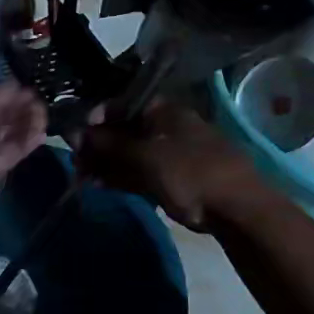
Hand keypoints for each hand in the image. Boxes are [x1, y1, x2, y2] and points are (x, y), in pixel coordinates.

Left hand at [0, 83, 47, 201]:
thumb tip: (20, 86)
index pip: (3, 99)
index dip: (18, 95)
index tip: (33, 93)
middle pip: (13, 115)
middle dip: (28, 109)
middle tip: (40, 107)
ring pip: (18, 132)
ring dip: (32, 124)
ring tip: (41, 120)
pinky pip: (18, 150)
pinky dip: (30, 143)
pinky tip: (40, 134)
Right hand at [76, 100, 266, 232]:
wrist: (237, 209)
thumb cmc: (190, 173)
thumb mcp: (145, 157)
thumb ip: (110, 144)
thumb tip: (76, 131)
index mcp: (165, 111)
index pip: (122, 104)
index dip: (97, 118)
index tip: (77, 138)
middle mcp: (168, 127)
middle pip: (126, 130)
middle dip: (99, 145)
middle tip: (78, 163)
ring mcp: (174, 153)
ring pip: (133, 154)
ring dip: (108, 164)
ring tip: (85, 177)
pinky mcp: (177, 178)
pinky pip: (144, 172)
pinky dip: (124, 177)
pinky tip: (104, 186)